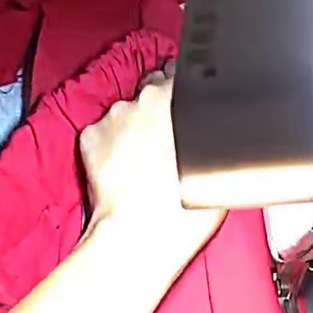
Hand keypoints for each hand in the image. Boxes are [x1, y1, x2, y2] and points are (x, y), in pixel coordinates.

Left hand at [78, 72, 224, 260]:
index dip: (183, 96)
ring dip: (133, 132)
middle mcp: (144, 98)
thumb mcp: (222, 167)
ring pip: (125, 115)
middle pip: (151, 93)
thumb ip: (216, 138)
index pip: (181, 76)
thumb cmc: (184, 211)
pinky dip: (109, 148)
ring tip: (142, 166)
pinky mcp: (90, 137)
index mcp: (180, 97)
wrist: (142, 236)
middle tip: (165, 147)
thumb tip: (219, 135)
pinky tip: (121, 172)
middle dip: (158, 113)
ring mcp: (113, 117)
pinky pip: (102, 134)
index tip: (184, 113)